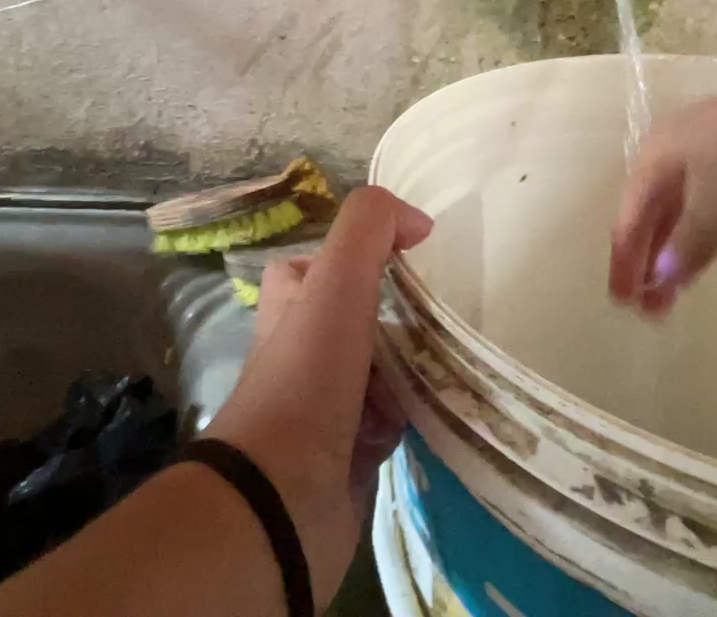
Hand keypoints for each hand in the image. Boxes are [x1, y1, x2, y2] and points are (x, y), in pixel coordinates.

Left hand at [203, 187, 431, 609]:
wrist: (282, 498)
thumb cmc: (308, 379)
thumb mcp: (336, 282)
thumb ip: (368, 228)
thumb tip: (416, 219)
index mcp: (293, 298)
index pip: (346, 260)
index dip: (383, 257)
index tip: (422, 266)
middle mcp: (306, 343)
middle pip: (376, 314)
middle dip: (408, 324)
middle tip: (434, 330)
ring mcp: (327, 396)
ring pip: (392, 365)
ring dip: (413, 373)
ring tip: (424, 382)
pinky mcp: (349, 445)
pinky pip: (395, 416)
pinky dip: (409, 417)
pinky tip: (411, 425)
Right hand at [611, 45, 716, 314]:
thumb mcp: (715, 210)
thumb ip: (685, 246)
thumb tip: (659, 275)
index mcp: (654, 160)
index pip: (628, 220)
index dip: (625, 263)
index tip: (625, 303)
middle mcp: (677, 154)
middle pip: (658, 216)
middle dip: (654, 262)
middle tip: (653, 309)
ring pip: (694, 212)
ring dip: (688, 251)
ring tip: (686, 291)